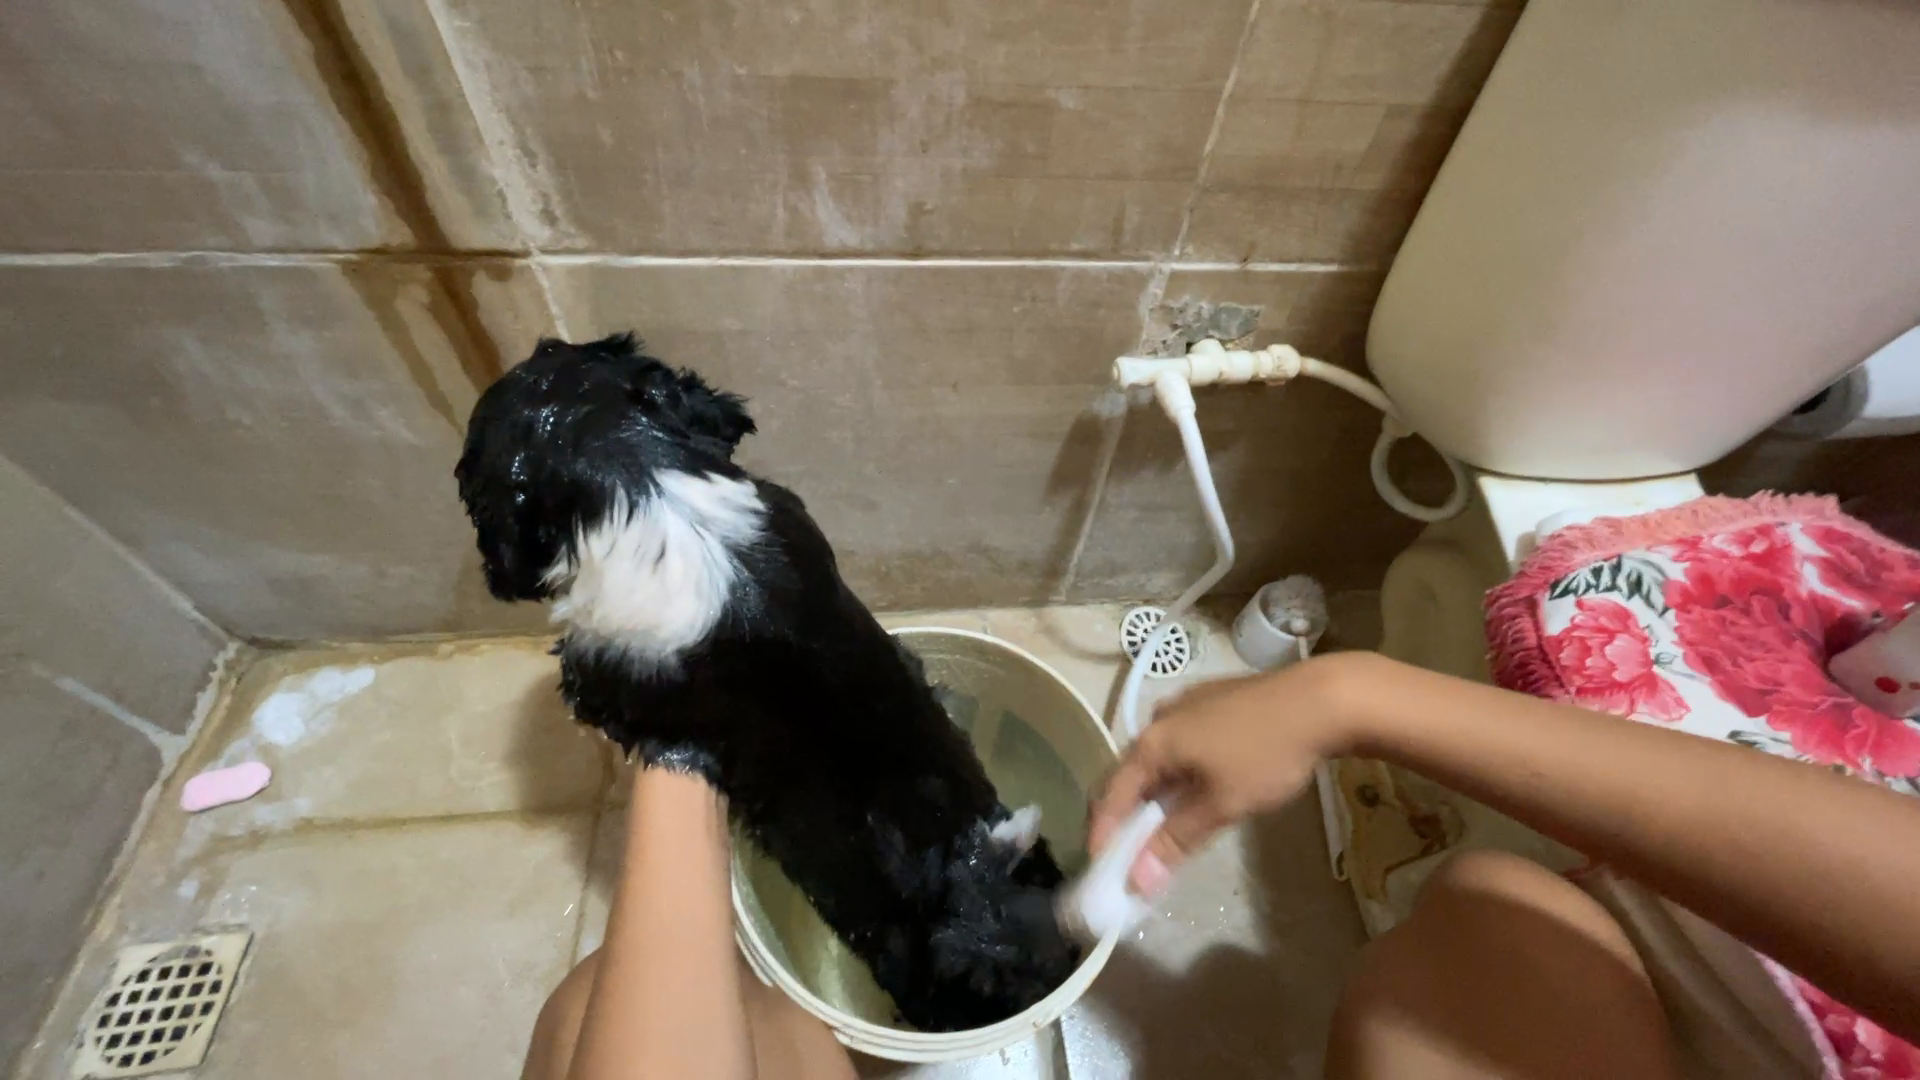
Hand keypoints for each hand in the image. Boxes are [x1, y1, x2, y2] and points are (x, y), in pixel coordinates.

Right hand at [1087, 652, 1366, 894]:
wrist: (1321, 699)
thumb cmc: (1266, 753)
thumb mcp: (1223, 803)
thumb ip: (1178, 839)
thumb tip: (1139, 879)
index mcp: (1153, 742)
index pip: (1112, 793)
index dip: (1104, 831)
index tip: (1101, 867)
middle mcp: (1159, 719)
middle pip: (1132, 774)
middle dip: (1129, 816)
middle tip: (1133, 853)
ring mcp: (1185, 705)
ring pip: (1158, 759)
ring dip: (1156, 796)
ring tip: (1166, 827)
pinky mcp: (1210, 702)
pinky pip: (1180, 745)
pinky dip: (1177, 775)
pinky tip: (1198, 789)